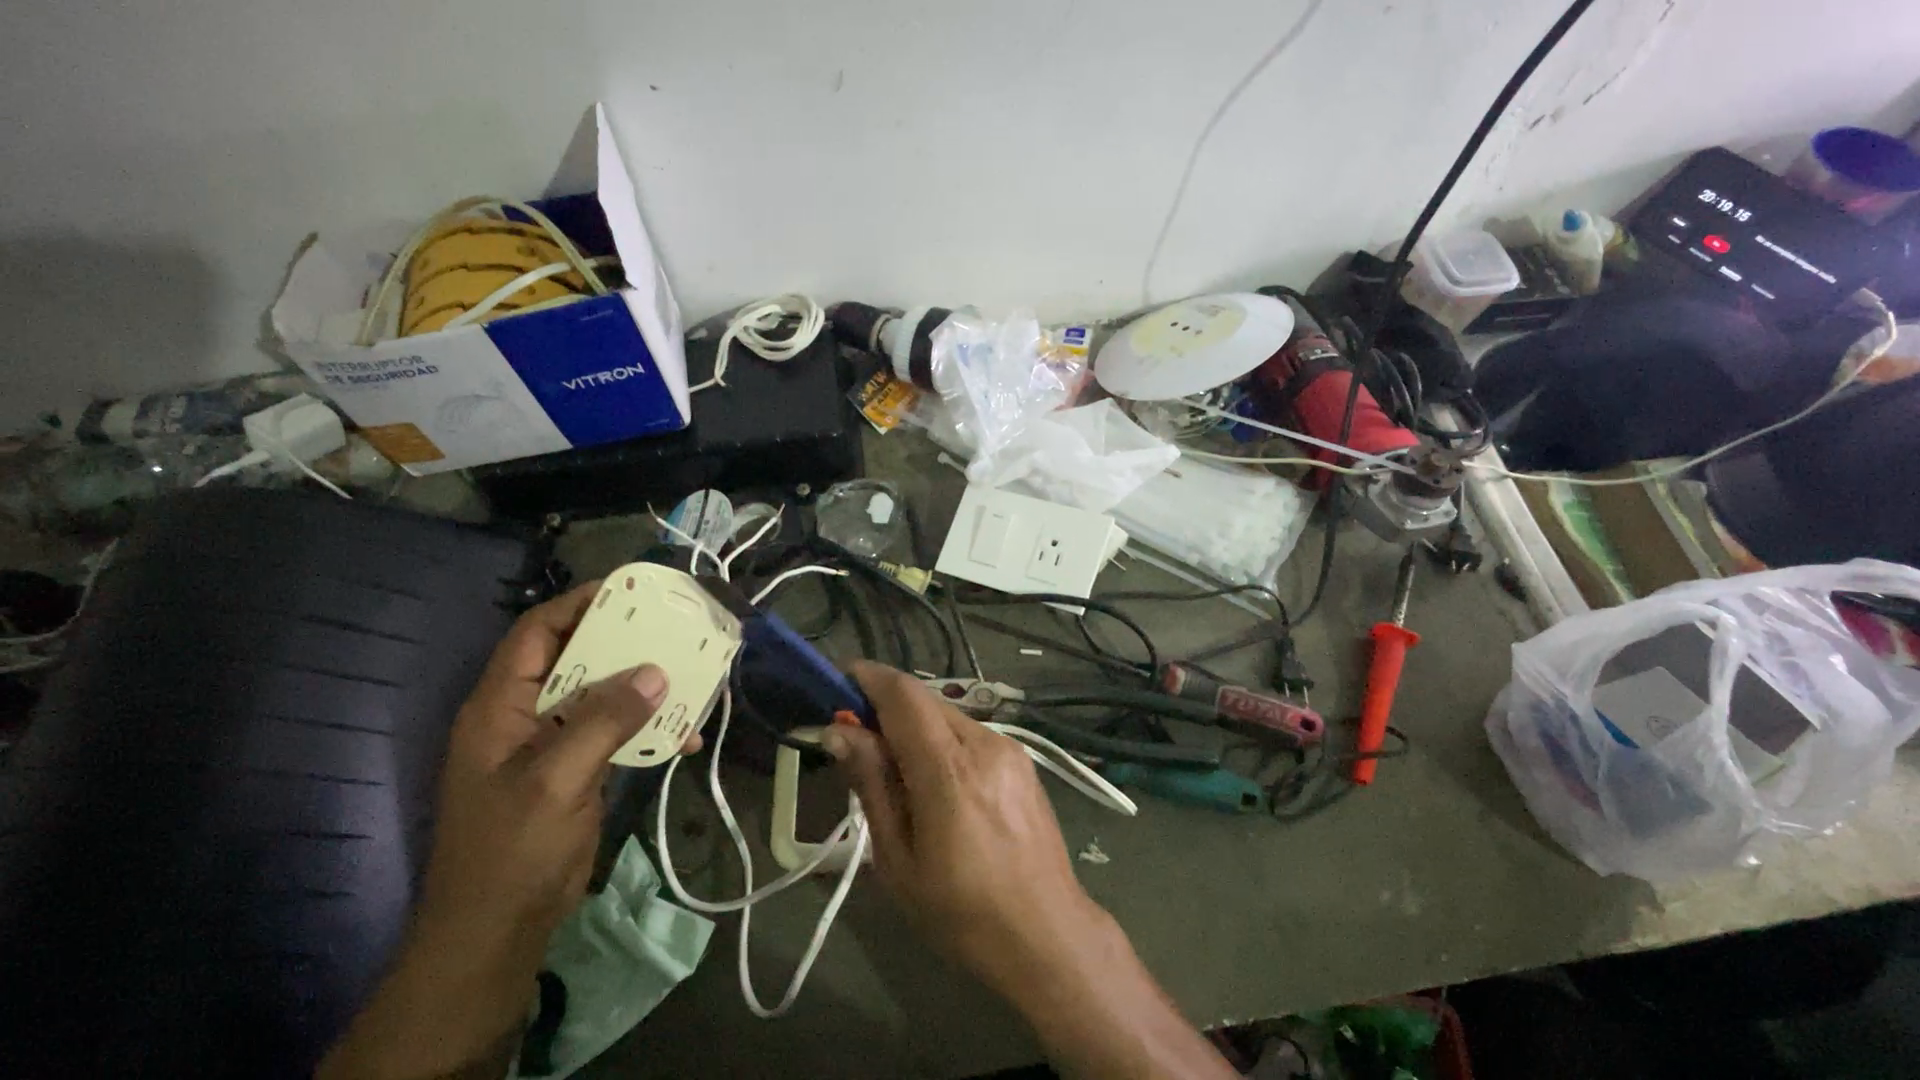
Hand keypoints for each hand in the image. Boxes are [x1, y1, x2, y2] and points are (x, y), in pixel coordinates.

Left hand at [412, 580, 683, 948]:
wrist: (496, 931)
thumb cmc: (512, 850)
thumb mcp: (555, 780)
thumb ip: (603, 722)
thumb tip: (654, 673)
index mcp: (500, 706)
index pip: (537, 634)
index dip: (578, 605)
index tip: (630, 590)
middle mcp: (523, 717)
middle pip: (575, 661)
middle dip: (624, 643)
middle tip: (674, 629)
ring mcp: (549, 748)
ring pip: (600, 698)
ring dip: (643, 689)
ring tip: (692, 677)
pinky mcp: (572, 775)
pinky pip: (612, 736)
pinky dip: (646, 732)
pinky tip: (685, 739)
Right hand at [822, 661, 1111, 1003]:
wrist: (1047, 935)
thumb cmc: (961, 913)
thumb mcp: (898, 859)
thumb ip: (871, 785)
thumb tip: (837, 732)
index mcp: (950, 770)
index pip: (903, 695)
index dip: (866, 679)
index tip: (835, 684)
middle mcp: (985, 744)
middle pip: (924, 700)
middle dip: (885, 706)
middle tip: (854, 739)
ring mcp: (1011, 750)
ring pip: (948, 715)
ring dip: (913, 725)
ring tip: (893, 771)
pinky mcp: (1023, 761)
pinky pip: (970, 734)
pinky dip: (941, 741)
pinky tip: (933, 782)